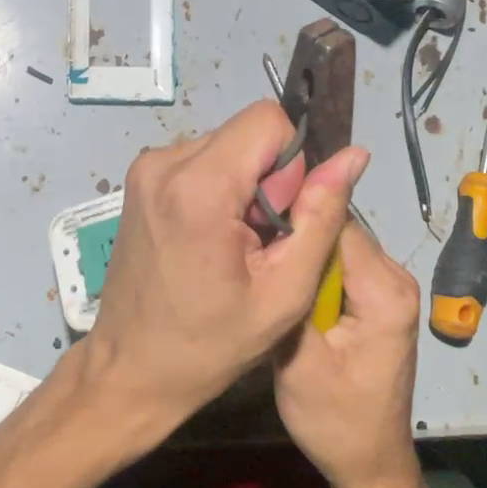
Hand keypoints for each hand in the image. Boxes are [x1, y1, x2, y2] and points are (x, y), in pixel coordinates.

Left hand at [78, 100, 368, 441]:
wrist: (132, 367)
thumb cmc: (209, 344)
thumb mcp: (283, 292)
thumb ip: (321, 216)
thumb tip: (354, 155)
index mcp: (197, 186)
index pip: (267, 120)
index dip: (291, 164)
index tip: (281, 218)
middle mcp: (163, 161)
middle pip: (246, 134)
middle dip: (268, 179)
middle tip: (259, 243)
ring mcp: (145, 167)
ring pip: (226, 146)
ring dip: (244, 187)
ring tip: (234, 247)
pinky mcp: (139, 179)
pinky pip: (201, 161)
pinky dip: (218, 191)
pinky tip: (211, 240)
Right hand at [273, 224, 421, 487]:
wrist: (368, 463)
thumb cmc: (335, 420)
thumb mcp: (301, 363)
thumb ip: (293, 298)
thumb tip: (275, 240)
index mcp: (384, 292)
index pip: (336, 224)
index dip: (294, 215)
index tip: (251, 219)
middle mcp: (395, 279)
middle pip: (338, 230)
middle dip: (296, 231)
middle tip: (249, 241)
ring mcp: (390, 288)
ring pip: (337, 246)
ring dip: (302, 250)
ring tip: (261, 258)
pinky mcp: (379, 300)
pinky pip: (341, 265)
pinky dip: (313, 269)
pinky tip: (284, 280)